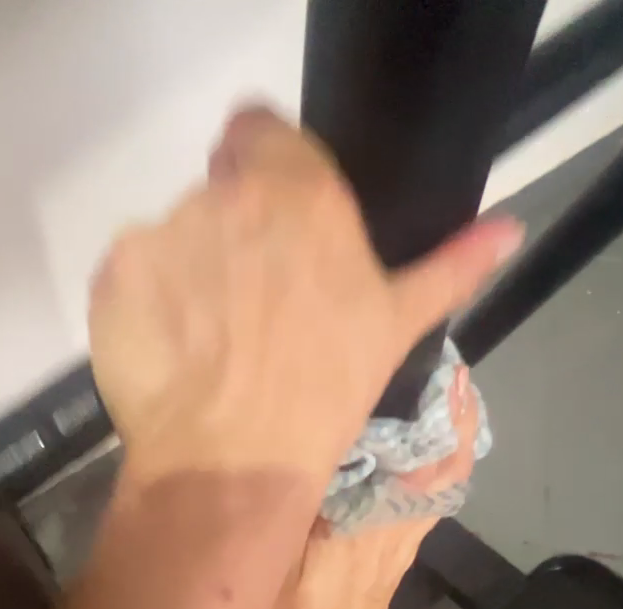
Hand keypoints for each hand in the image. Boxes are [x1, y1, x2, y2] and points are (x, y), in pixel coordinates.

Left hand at [88, 105, 520, 495]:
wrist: (231, 463)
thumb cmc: (322, 392)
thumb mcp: (394, 327)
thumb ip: (449, 266)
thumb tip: (510, 228)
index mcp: (298, 190)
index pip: (258, 132)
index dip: (262, 170)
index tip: (272, 221)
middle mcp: (223, 195)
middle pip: (214, 191)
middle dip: (230, 235)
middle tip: (248, 305)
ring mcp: (160, 235)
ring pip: (171, 238)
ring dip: (186, 273)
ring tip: (209, 340)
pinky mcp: (112, 278)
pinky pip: (129, 277)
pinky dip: (144, 306)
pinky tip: (171, 352)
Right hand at [267, 368, 481, 608]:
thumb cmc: (298, 606)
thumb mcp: (283, 552)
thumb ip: (300, 499)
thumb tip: (314, 441)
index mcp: (375, 512)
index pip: (421, 454)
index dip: (438, 412)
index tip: (442, 369)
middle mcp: (402, 512)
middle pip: (445, 454)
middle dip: (451, 407)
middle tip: (445, 361)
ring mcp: (410, 525)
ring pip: (448, 468)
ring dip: (453, 427)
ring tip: (445, 384)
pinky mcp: (407, 534)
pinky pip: (439, 487)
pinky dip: (447, 455)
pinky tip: (434, 433)